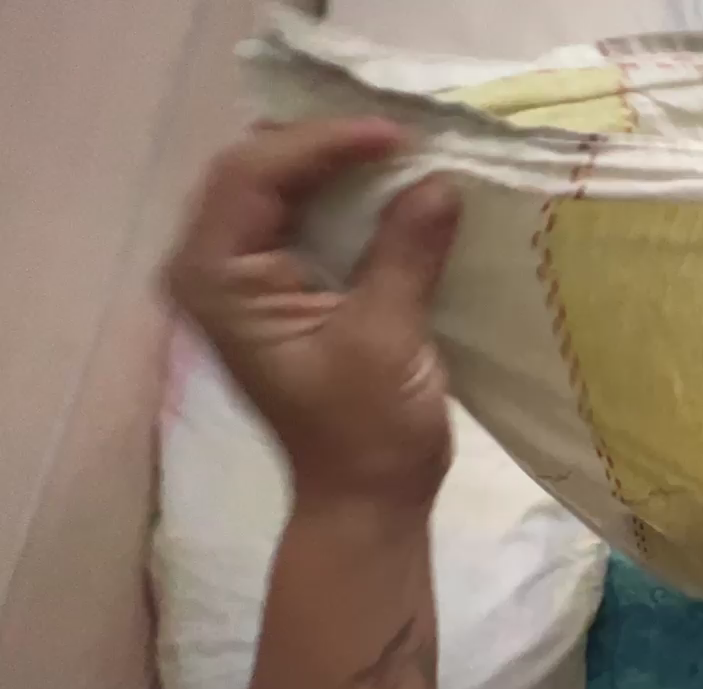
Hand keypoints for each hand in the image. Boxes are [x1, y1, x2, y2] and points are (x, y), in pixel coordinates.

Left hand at [167, 119, 461, 511]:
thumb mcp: (389, 338)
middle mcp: (221, 268)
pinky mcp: (298, 301)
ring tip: (406, 160)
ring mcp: (256, 284)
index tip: (399, 137)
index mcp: (218, 276)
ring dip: (346, 177)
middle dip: (331, 150)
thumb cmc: (369, 429)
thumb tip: (441, 185)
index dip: (324, 144)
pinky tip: (401, 205)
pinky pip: (319, 235)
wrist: (371, 495)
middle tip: (404, 140)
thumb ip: (406, 256)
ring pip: (290, 200)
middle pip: (262, 176)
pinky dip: (360, 214)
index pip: (253, 175)